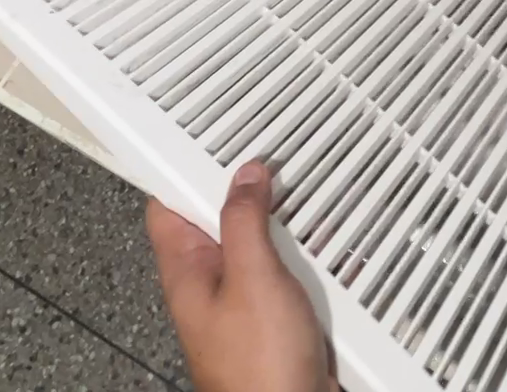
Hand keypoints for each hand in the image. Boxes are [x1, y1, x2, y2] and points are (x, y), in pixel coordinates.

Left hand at [147, 162, 334, 391]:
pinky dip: (312, 252)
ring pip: (260, 240)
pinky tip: (337, 242)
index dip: (185, 171)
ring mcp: (246, 298)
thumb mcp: (250, 277)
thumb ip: (245, 221)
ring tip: (308, 190)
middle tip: (273, 158)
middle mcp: (212, 282)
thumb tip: (246, 174)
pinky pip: (291, 268)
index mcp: (188, 271)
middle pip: (221, 217)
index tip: (210, 138)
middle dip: (249, 188)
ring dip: (285, 219)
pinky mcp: (278, 313)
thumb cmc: (259, 368)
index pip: (170, 206)